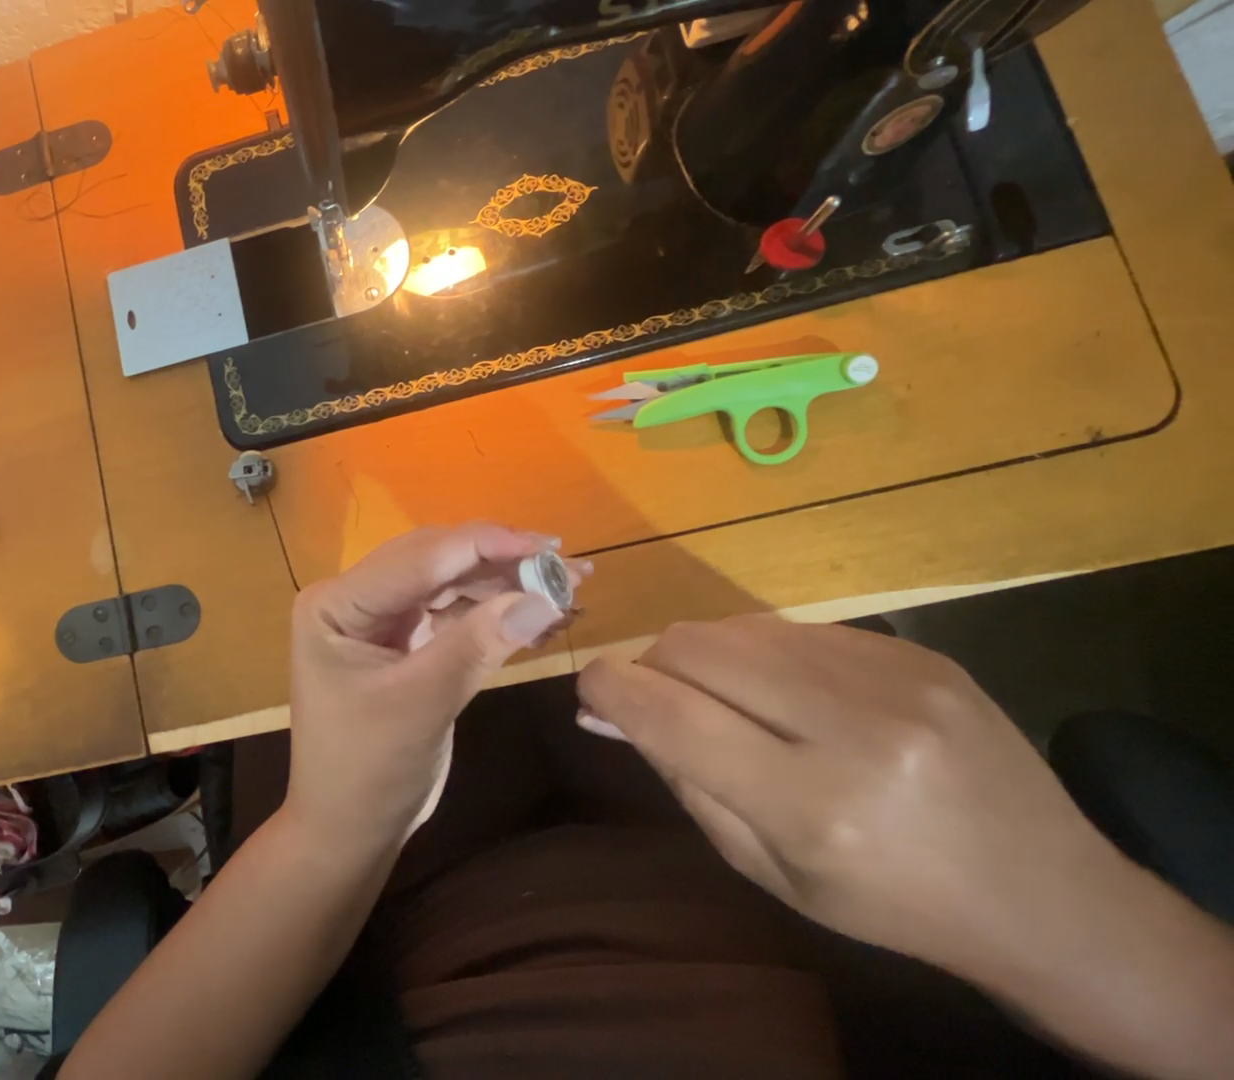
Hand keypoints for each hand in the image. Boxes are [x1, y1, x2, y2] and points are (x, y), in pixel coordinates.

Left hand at [286, 523, 585, 853]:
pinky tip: (542, 618)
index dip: (485, 546)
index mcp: (336, 604)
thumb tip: (545, 596)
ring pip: (450, 586)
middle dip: (501, 562)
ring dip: (505, 586)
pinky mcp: (404, 644)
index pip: (417, 559)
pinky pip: (454, 616)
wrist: (350, 830)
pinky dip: (495, 615)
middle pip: (435, 563)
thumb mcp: (421, 703)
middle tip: (570, 569)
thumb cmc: (368, 770)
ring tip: (570, 590)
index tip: (549, 547)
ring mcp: (378, 620)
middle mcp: (353, 599)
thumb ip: (476, 645)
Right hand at [575, 617, 1128, 980]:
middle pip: (696, 649)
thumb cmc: (885, 900)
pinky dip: (762, 654)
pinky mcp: (916, 652)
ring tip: (723, 698)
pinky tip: (788, 694)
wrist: (1047, 895)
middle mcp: (853, 727)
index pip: (672, 716)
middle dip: (652, 665)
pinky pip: (794, 629)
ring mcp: (894, 679)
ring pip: (738, 628)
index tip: (588, 688)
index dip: (610, 690)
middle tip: (655, 697)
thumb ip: (681, 779)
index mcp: (813, 805)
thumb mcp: (764, 866)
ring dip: (704, 656)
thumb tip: (610, 711)